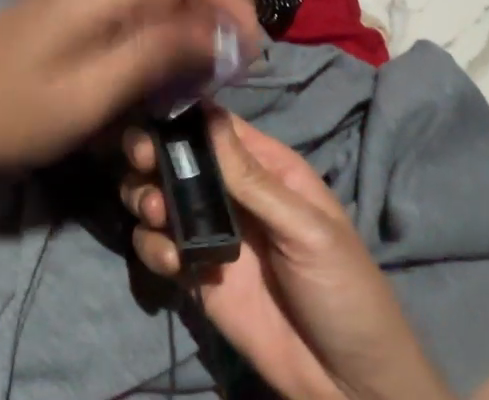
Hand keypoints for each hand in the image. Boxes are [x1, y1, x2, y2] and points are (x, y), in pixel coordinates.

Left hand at [0, 0, 257, 177]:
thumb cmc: (11, 116)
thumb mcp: (90, 97)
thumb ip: (154, 56)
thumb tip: (218, 33)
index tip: (250, 42)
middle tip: (231, 41)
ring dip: (181, 0)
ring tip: (204, 50)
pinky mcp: (57, 5)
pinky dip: (153, 11)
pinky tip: (158, 51)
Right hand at [121, 108, 453, 399]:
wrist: (346, 385)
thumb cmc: (344, 293)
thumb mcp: (308, 231)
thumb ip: (253, 179)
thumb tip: (207, 115)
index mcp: (265, 170)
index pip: (213, 123)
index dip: (180, 115)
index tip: (153, 117)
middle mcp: (229, 191)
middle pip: (172, 153)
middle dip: (148, 152)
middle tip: (142, 163)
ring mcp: (206, 230)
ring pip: (153, 192)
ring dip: (144, 196)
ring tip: (158, 217)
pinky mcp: (190, 270)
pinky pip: (153, 243)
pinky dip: (151, 245)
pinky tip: (172, 263)